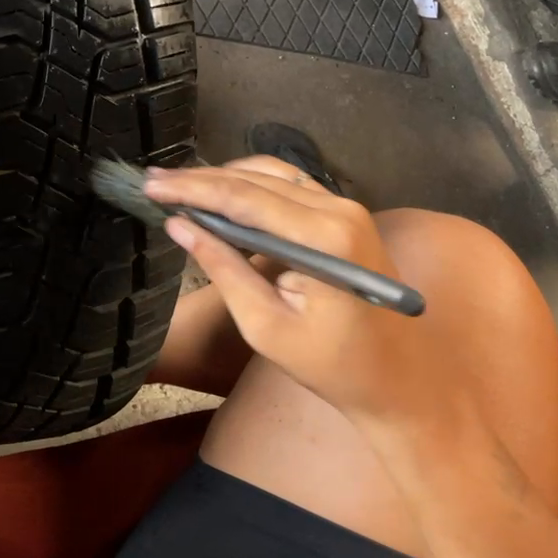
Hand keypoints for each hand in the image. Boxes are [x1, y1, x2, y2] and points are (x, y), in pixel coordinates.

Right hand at [144, 157, 459, 428]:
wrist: (406, 383)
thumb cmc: (335, 367)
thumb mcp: (266, 326)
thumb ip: (222, 268)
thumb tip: (178, 224)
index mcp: (324, 238)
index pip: (243, 199)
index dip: (192, 189)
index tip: (150, 186)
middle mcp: (339, 210)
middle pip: (255, 180)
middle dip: (200, 178)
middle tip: (153, 180)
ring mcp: (347, 208)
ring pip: (272, 174)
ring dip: (222, 176)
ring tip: (177, 182)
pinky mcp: (345, 216)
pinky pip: (289, 186)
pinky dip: (249, 184)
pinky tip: (218, 191)